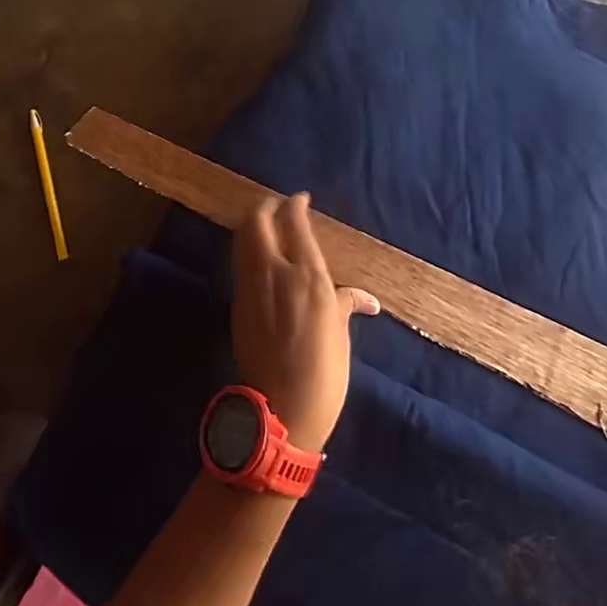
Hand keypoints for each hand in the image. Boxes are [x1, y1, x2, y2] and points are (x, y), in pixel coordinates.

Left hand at [231, 193, 380, 450]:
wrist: (282, 407)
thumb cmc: (324, 372)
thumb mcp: (340, 334)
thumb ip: (346, 304)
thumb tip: (369, 301)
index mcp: (308, 275)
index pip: (295, 223)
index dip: (295, 204)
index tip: (300, 198)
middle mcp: (275, 272)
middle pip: (258, 221)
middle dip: (265, 206)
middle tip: (276, 205)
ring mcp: (251, 286)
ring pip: (243, 239)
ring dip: (252, 225)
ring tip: (264, 224)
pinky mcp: (238, 303)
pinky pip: (241, 265)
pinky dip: (248, 251)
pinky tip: (258, 258)